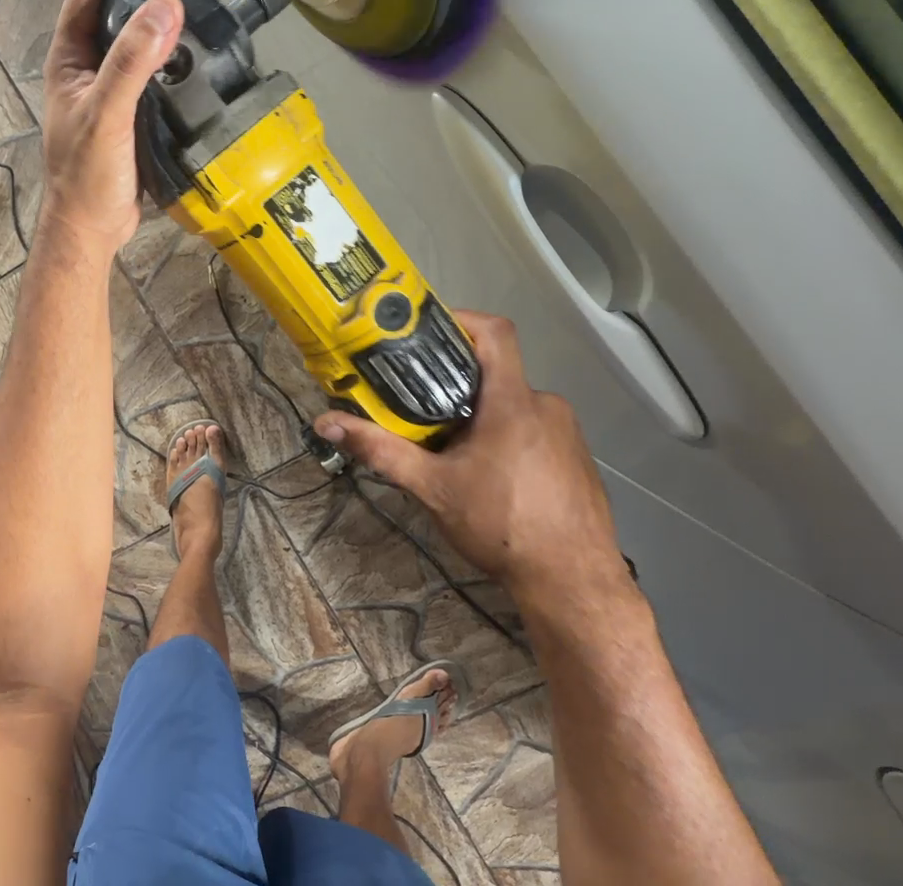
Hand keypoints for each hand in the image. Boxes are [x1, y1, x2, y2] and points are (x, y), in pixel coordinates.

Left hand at [39, 0, 186, 253]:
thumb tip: (165, 8)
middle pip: (114, 2)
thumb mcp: (107, 115)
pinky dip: (173, 52)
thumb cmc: (85, 178)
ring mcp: (108, 84)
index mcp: (68, 57)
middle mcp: (86, 64)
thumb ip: (132, 63)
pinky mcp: (130, 106)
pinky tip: (195, 52)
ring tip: (196, 4)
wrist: (91, 227)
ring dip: (162, 15)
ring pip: (135, 33)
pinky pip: (152, 66)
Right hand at [314, 312, 626, 604]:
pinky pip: (531, 431)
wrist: (572, 581)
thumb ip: (381, 451)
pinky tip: (486, 479)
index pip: (494, 332)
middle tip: (417, 414)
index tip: (423, 332)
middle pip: (493, 376)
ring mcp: (566, 432)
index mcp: (513, 402)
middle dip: (453, 389)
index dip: (458, 319)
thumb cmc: (502, 526)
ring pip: (510, 407)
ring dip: (478, 420)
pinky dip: (503, 440)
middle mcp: (546, 405)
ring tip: (447, 455)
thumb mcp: (432, 488)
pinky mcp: (575, 457)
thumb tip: (327, 424)